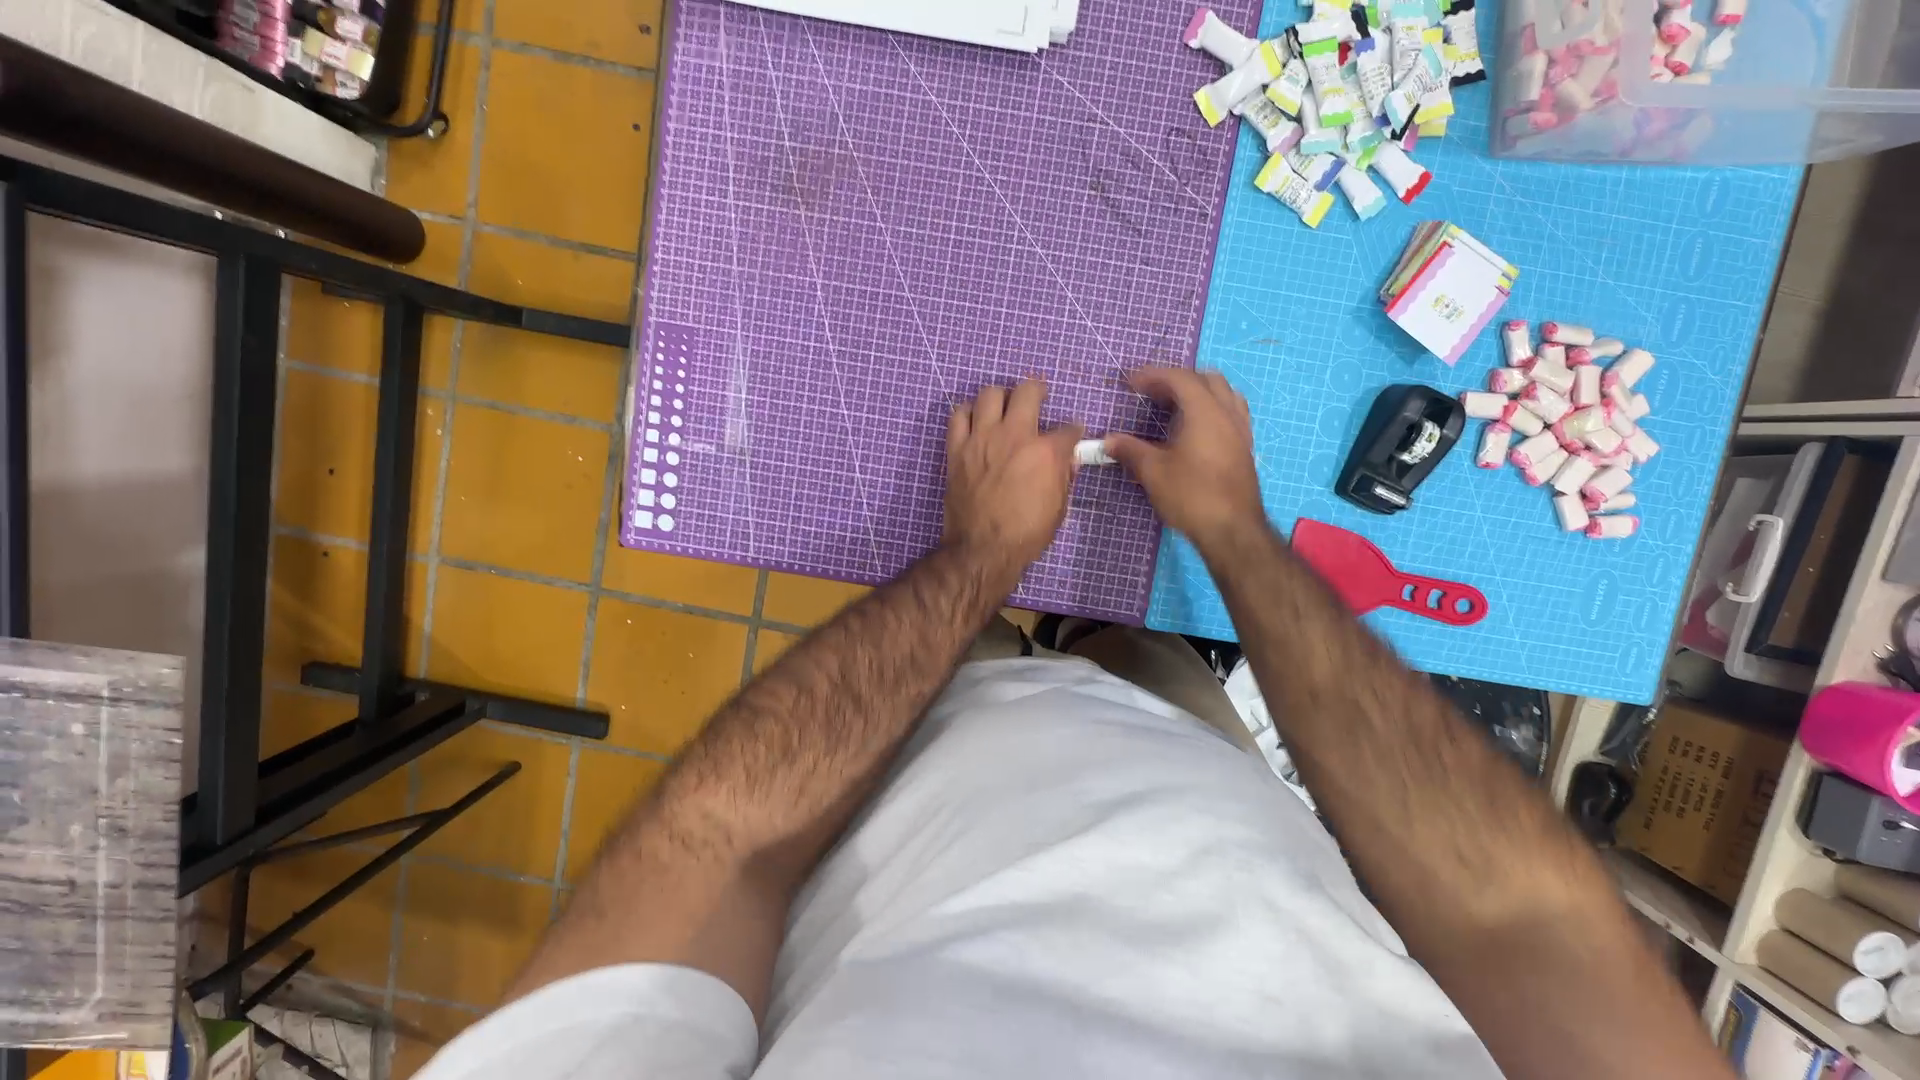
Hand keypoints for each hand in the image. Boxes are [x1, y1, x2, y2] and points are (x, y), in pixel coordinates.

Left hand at [944, 378, 1082, 583]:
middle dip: (1037, 391)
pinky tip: (974, 421)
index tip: (1071, 435)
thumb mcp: (1059, 508)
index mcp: (1046, 452)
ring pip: (989, 394)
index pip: (1068, 428)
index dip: (1073, 431)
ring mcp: (982, 439)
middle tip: (1037, 399)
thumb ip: (1064, 477)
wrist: (983, 549)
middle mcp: (1015, 436)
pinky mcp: (957, 448)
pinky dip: (968, 413)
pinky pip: (958, 415)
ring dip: (1000, 398)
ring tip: (1003, 409)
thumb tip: (1067, 459)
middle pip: (1027, 391)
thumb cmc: (1026, 534)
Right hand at [1105, 367, 1264, 555]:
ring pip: (1224, 394)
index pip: (1179, 378)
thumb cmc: (1191, 496)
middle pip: (1205, 379)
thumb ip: (1130, 450)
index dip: (1153, 375)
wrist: (1232, 530)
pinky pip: (1231, 413)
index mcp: (1205, 411)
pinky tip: (1196, 429)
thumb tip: (1109, 440)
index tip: (1130, 384)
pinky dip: (1212, 409)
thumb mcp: (1153, 472)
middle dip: (1177, 380)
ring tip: (1175, 407)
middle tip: (1152, 394)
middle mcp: (1227, 413)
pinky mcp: (1245, 447)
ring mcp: (1240, 430)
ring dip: (1198, 392)